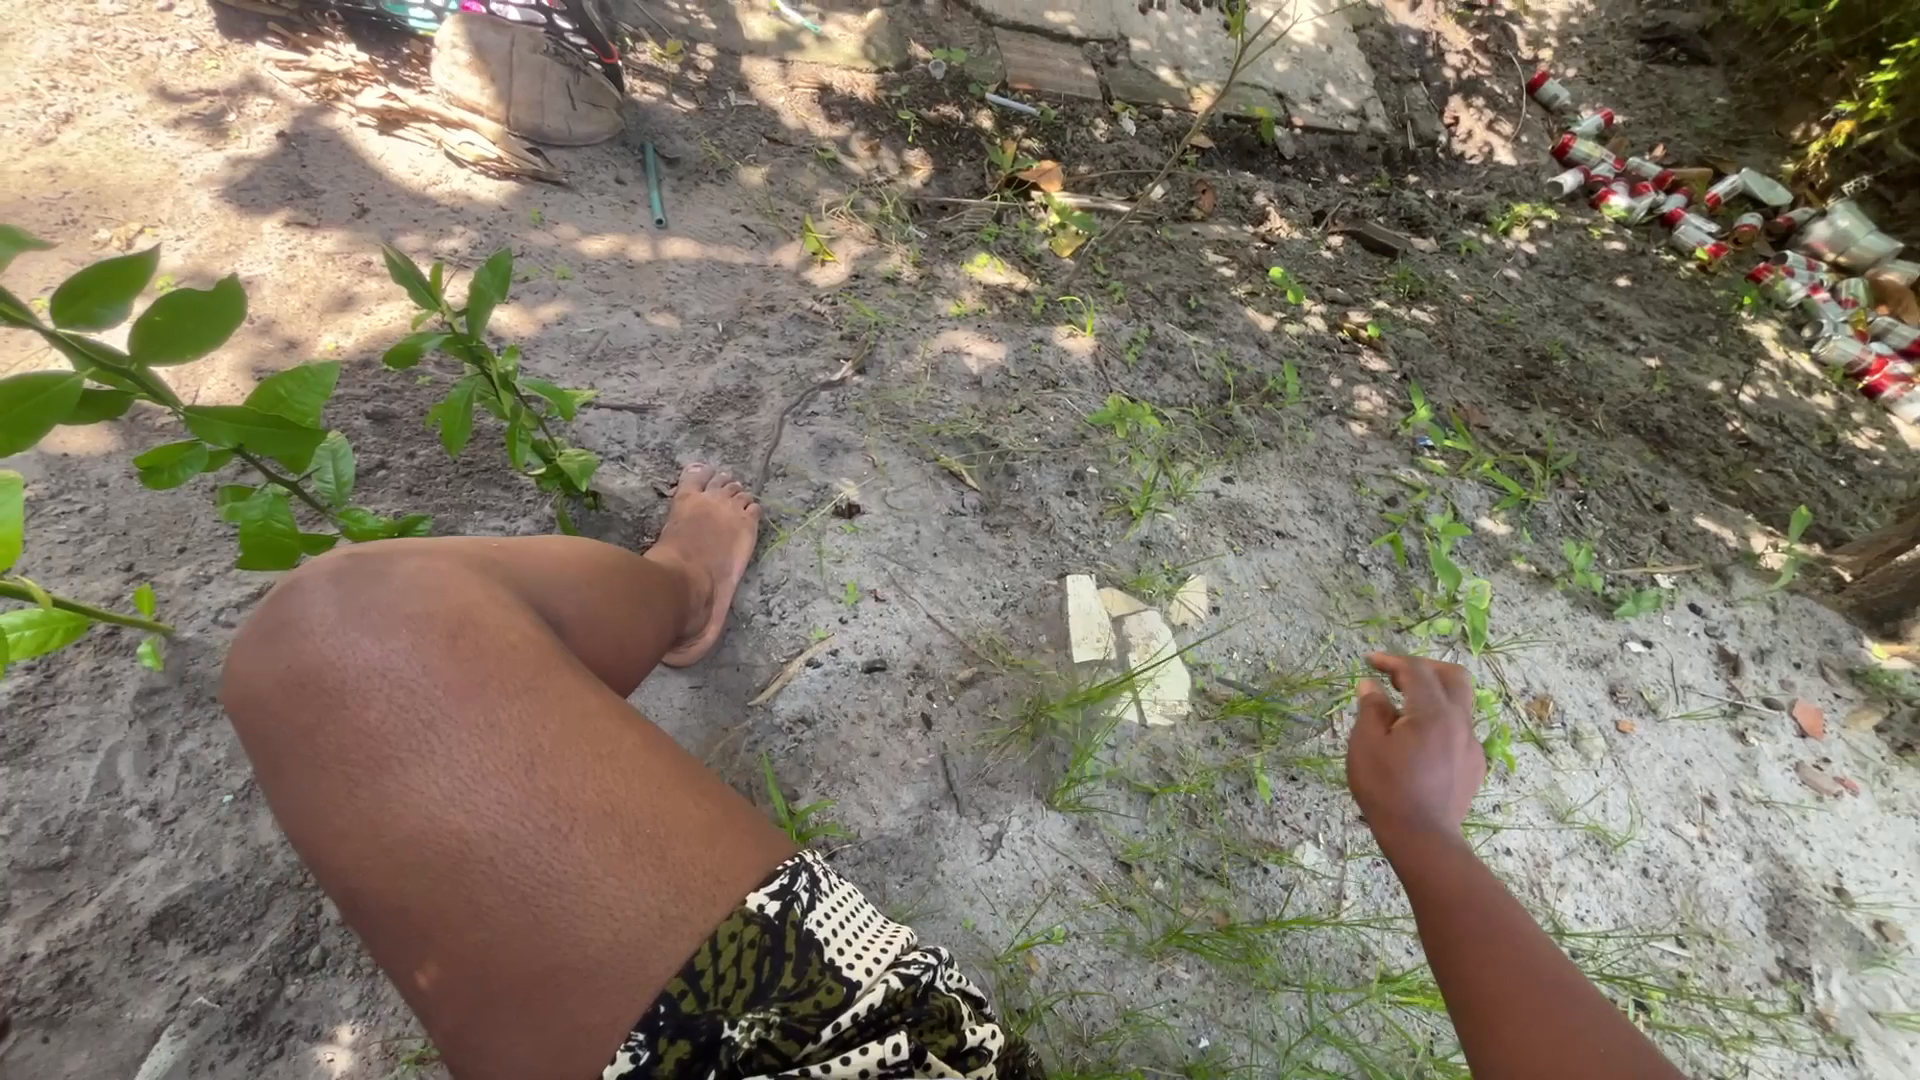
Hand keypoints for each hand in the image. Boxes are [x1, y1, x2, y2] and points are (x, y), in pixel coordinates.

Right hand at [1346, 653, 1485, 851]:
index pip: (1416, 671)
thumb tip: (1372, 686)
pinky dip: (1439, 720)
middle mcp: (1460, 723)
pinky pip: (1459, 729)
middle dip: (1425, 667)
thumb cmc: (1385, 787)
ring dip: (1434, 694)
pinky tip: (1417, 738)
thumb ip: (1371, 708)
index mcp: (1433, 713)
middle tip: (1396, 673)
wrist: (1421, 837)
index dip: (1391, 660)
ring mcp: (1472, 745)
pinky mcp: (1474, 765)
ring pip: (1460, 704)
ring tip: (1403, 705)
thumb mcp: (1366, 743)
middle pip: (1454, 677)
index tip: (1368, 661)